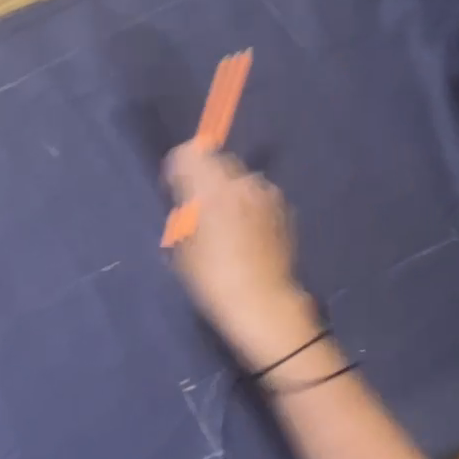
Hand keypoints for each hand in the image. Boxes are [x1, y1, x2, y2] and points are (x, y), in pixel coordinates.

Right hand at [164, 142, 322, 370]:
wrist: (262, 303)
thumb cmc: (212, 279)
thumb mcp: (182, 249)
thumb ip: (184, 215)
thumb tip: (188, 202)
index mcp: (211, 189)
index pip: (189, 154)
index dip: (179, 167)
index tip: (174, 186)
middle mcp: (241, 183)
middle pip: (217, 161)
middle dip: (205, 176)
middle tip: (197, 206)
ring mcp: (266, 195)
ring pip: (240, 178)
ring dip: (229, 190)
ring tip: (223, 221)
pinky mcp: (283, 209)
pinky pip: (257, 195)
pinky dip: (248, 204)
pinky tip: (245, 232)